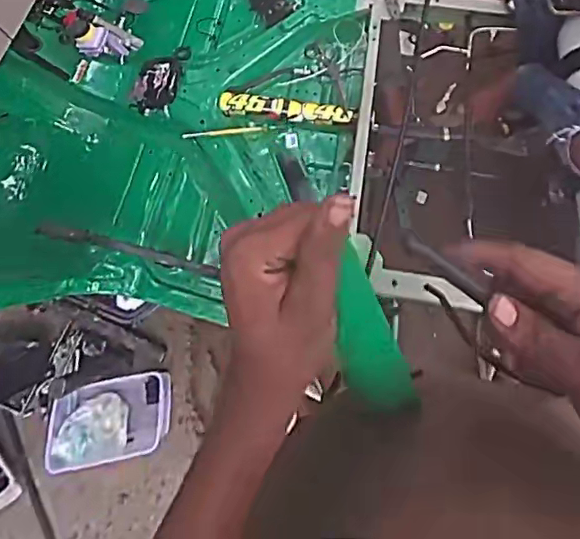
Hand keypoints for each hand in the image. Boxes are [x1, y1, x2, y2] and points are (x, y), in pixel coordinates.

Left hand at [219, 196, 353, 403]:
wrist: (265, 377)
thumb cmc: (291, 352)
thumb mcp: (314, 305)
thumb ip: (324, 251)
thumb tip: (341, 201)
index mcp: (249, 248)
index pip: (309, 217)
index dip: (330, 243)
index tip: (331, 277)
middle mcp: (239, 234)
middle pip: (301, 215)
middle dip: (321, 244)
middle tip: (322, 285)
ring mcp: (240, 236)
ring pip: (299, 220)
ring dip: (314, 247)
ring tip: (312, 283)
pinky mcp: (247, 242)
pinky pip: (290, 229)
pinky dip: (304, 249)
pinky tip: (302, 276)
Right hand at [459, 241, 579, 483]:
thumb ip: (541, 338)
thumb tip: (494, 304)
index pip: (521, 258)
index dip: (480, 252)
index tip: (444, 253)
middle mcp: (576, 299)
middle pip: (516, 277)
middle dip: (483, 284)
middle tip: (454, 300)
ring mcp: (573, 321)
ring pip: (519, 304)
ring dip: (498, 318)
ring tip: (486, 339)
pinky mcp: (570, 344)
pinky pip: (528, 331)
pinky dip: (511, 341)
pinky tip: (510, 360)